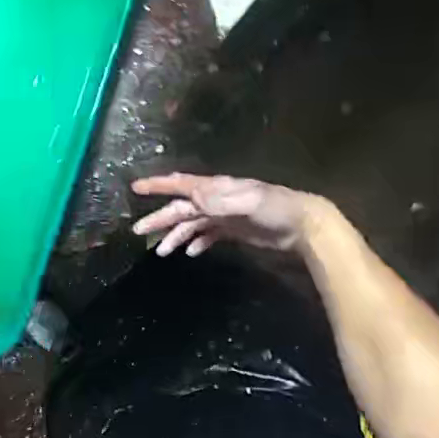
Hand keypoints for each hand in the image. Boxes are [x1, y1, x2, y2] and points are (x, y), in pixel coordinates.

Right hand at [130, 173, 327, 256]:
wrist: (303, 226)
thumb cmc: (276, 209)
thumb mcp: (249, 202)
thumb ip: (221, 199)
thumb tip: (193, 196)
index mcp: (217, 189)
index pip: (182, 184)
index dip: (159, 186)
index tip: (136, 187)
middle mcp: (217, 200)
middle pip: (182, 208)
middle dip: (160, 218)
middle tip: (138, 231)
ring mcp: (225, 216)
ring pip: (193, 224)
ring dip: (176, 235)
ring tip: (161, 251)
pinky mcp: (234, 231)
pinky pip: (209, 235)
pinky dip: (197, 242)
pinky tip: (191, 253)